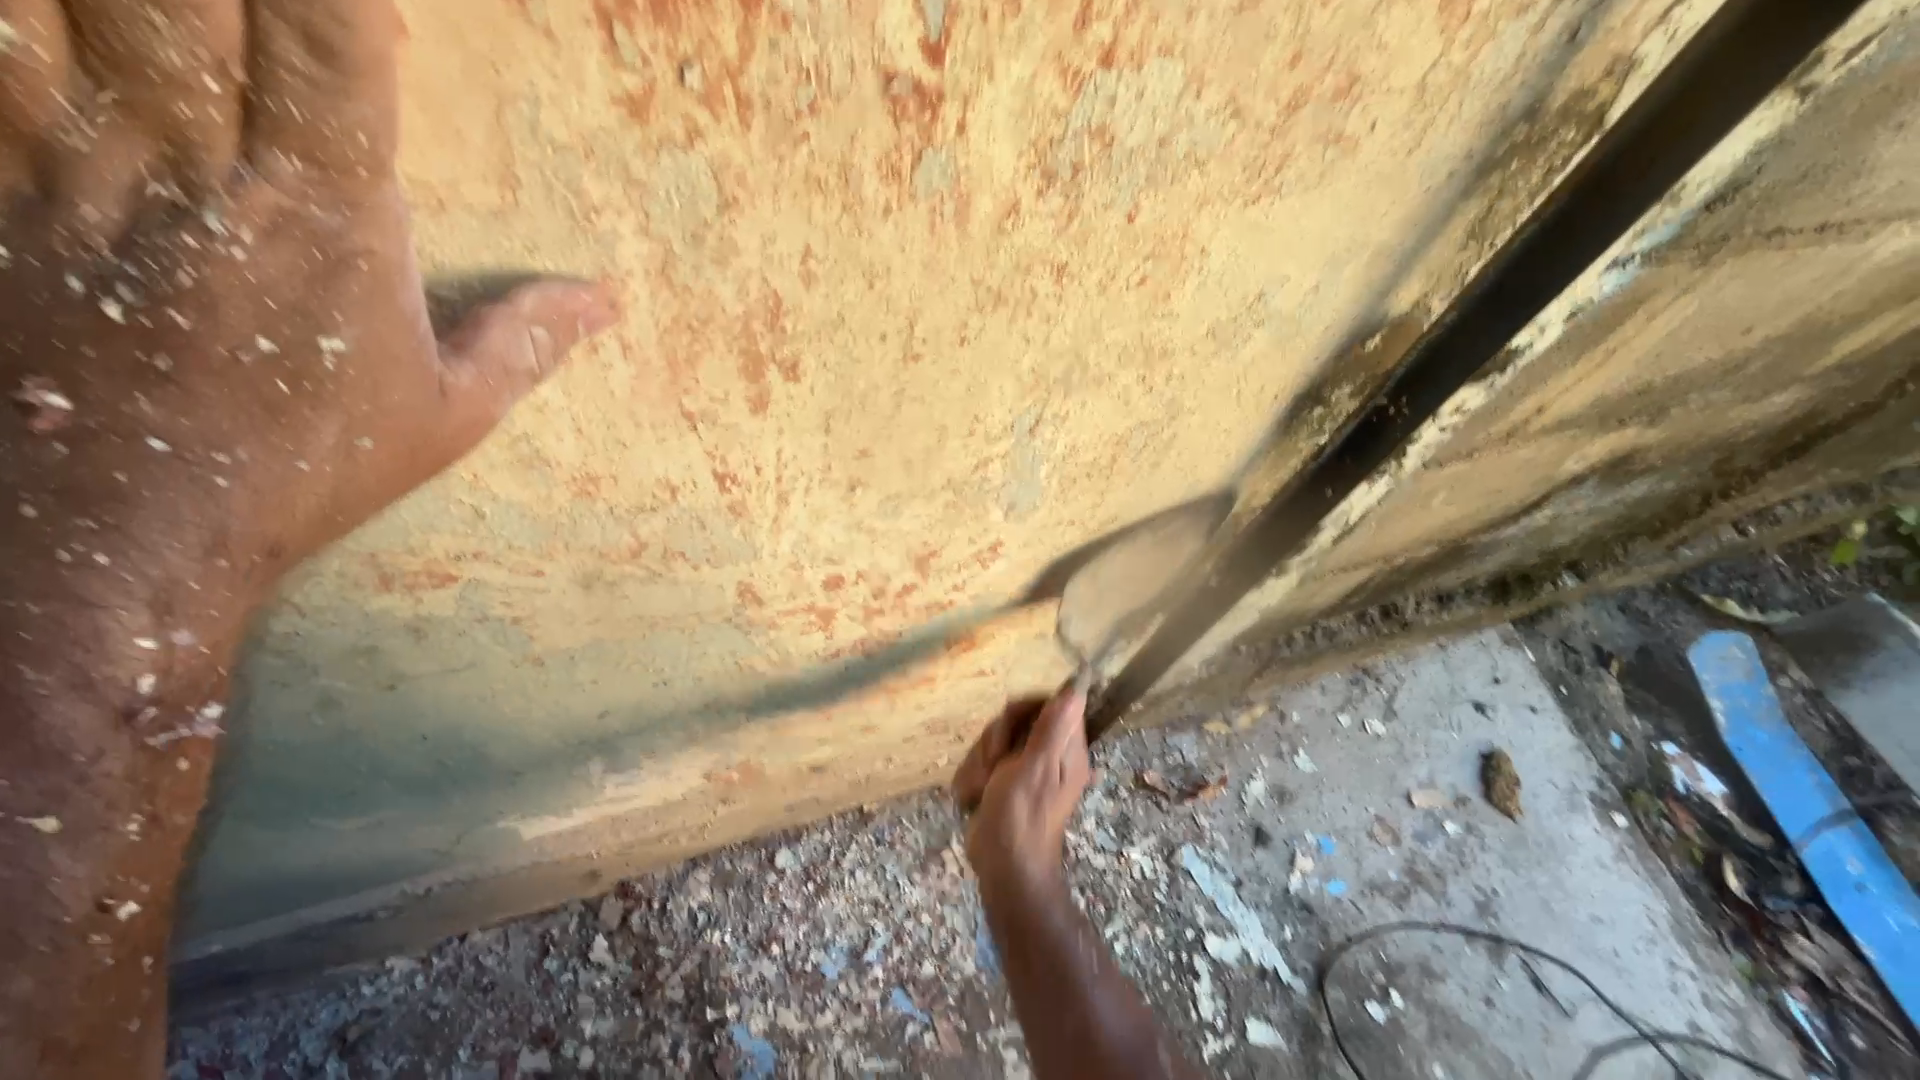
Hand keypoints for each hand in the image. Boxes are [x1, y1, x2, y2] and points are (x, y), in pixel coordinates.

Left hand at [0, 3, 617, 1071]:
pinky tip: (59, 28)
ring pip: (65, 6)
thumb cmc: (306, 473)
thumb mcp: (448, 414)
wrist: (121, 539)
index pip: (331, 43)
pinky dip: (13, 26)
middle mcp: (191, 170)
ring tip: (173, 12)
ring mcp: (68, 168)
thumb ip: (527, 339)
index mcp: (324, 219)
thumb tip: (606, 301)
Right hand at [952, 684, 1091, 904]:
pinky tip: (975, 797)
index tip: (1007, 725)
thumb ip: (1053, 727)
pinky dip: (974, 779)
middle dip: (995, 741)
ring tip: (984, 788)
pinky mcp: (1002, 783)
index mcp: (1067, 749)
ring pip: (994, 742)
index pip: (1049, 704)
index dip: (1024, 709)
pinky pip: (982, 763)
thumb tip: (1077, 687)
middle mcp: (1049, 756)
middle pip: (1015, 720)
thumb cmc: (1022, 818)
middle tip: (995, 765)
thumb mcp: (1036, 768)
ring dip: (981, 763)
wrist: (1002, 868)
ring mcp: (1024, 770)